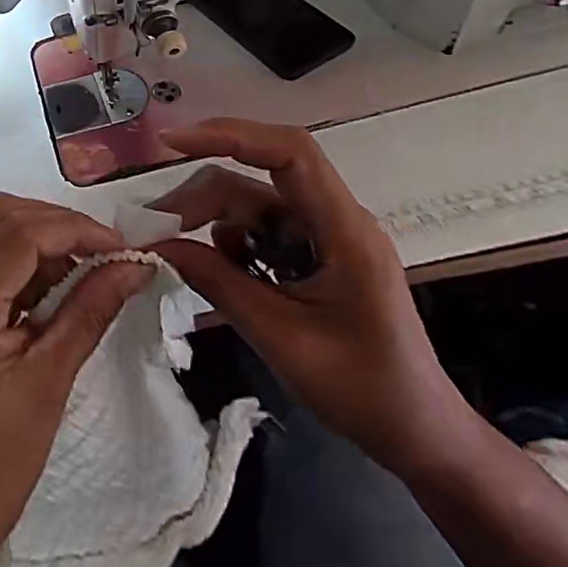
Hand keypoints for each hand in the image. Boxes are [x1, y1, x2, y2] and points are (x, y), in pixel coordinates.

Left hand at [0, 193, 153, 566]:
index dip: (77, 229)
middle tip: (107, 253)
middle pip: (1, 217)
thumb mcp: (50, 382)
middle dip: (60, 224)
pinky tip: (59, 282)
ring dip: (44, 237)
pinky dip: (27, 258)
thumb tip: (136, 265)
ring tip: (89, 267)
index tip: (122, 248)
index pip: (20, 235)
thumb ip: (90, 310)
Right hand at [147, 119, 474, 471]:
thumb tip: (160, 245)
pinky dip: (230, 248)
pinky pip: (260, 235)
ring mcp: (323, 238)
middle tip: (152, 229)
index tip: (172, 143)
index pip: (289, 153)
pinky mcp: (312, 257)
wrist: (415, 431)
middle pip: (257, 181)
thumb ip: (219, 284)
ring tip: (172, 254)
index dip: (230, 135)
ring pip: (253, 207)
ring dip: (210, 223)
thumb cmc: (362, 389)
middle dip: (201, 197)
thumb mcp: (280, 337)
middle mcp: (334, 220)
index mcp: (344, 230)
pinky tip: (219, 276)